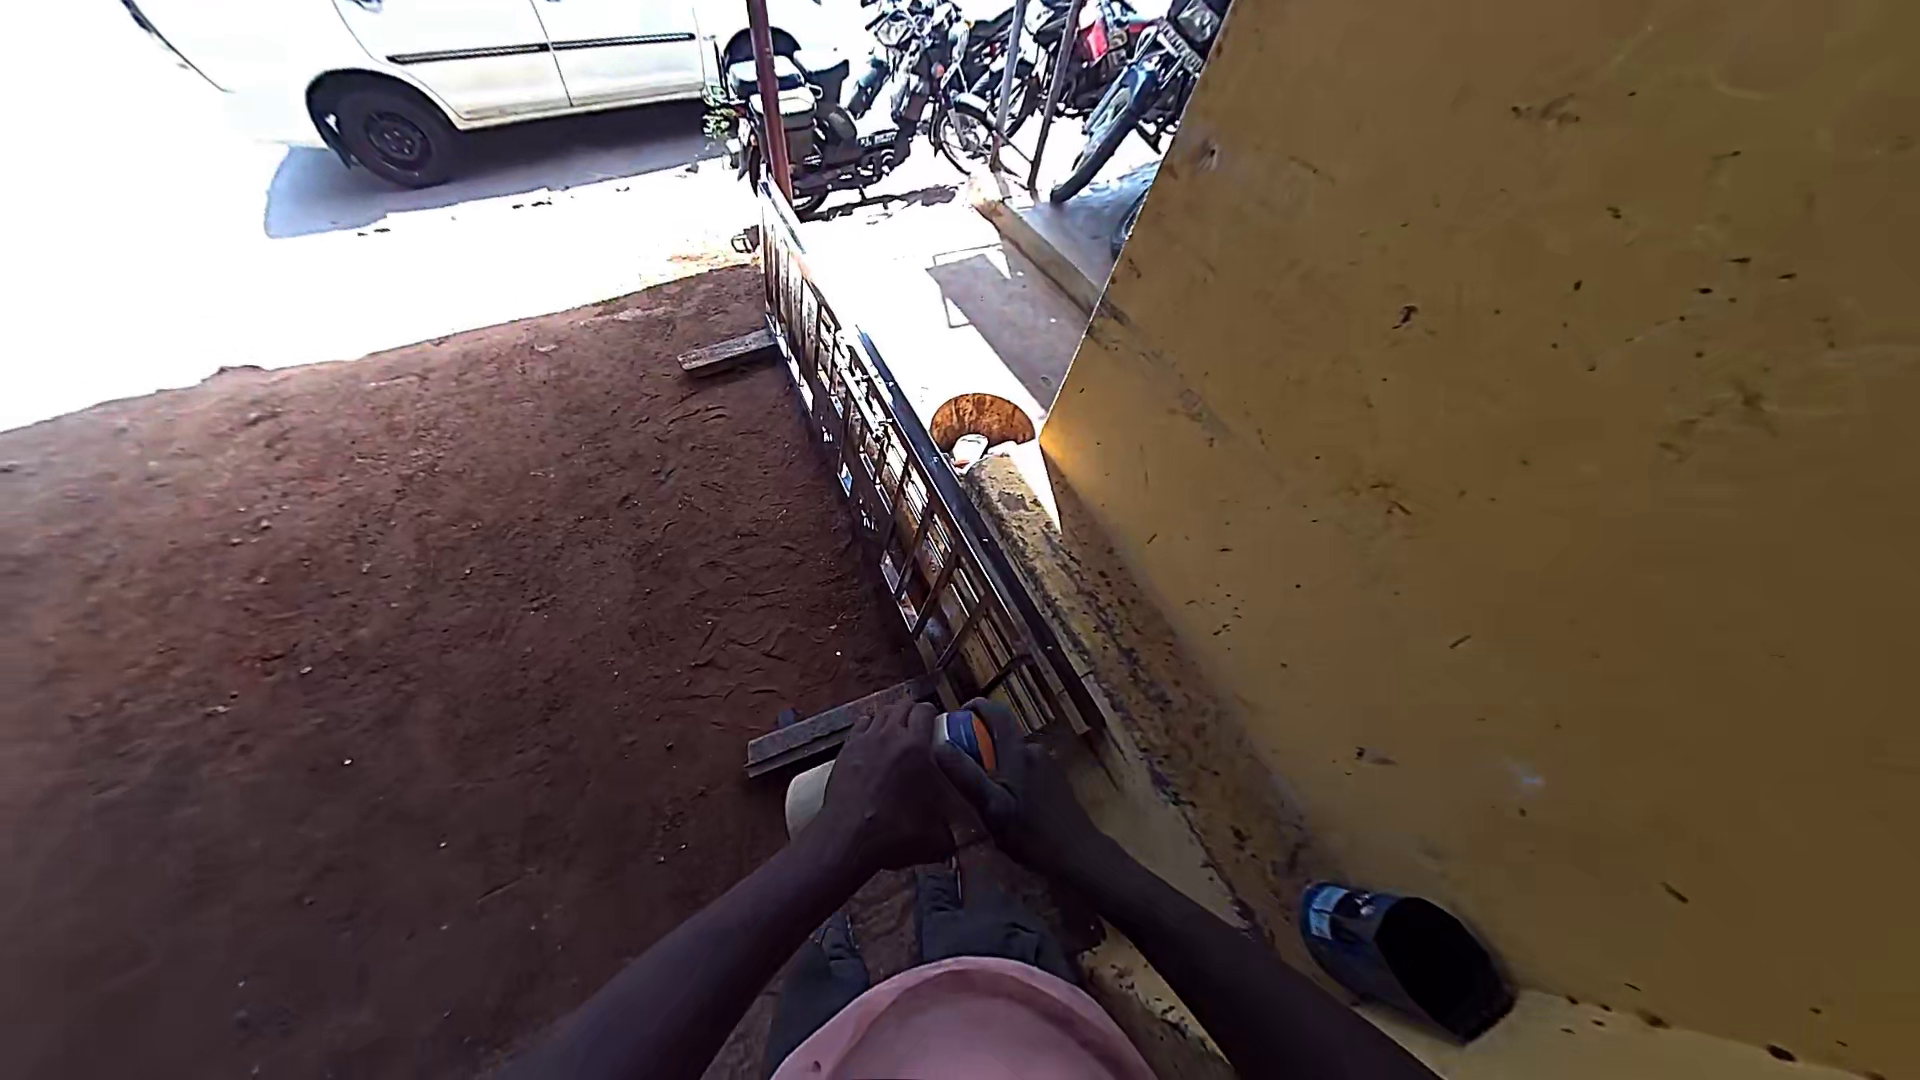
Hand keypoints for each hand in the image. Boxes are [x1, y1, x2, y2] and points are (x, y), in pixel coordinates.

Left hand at [810, 700, 955, 874]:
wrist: (849, 838)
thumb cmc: (894, 833)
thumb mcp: (936, 836)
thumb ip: (953, 834)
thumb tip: (959, 842)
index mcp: (916, 747)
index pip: (925, 711)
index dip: (932, 713)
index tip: (936, 723)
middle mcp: (890, 735)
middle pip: (902, 706)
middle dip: (912, 711)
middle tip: (918, 725)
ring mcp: (865, 740)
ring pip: (881, 712)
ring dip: (891, 716)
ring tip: (896, 729)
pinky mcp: (846, 749)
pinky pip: (861, 725)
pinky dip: (869, 725)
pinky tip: (872, 737)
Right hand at [933, 697, 1104, 876]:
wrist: (1079, 856)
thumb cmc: (1032, 834)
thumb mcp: (992, 808)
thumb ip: (966, 775)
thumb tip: (938, 745)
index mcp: (1017, 751)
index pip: (995, 711)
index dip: (974, 708)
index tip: (954, 721)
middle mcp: (1033, 750)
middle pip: (1001, 732)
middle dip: (978, 743)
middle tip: (960, 768)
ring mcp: (1046, 765)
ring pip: (1011, 752)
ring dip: (994, 763)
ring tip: (980, 793)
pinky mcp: (1054, 780)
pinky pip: (1023, 767)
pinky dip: (1009, 775)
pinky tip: (1005, 804)